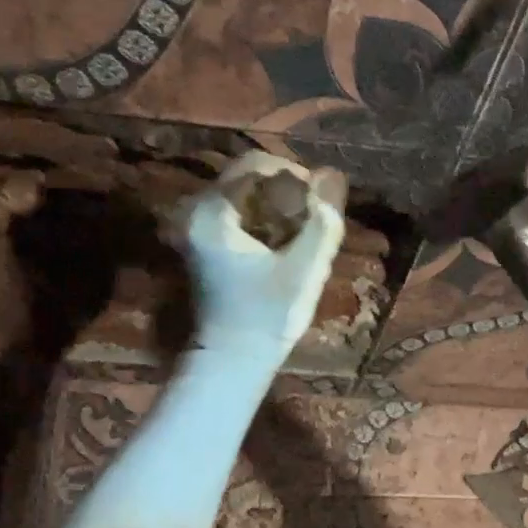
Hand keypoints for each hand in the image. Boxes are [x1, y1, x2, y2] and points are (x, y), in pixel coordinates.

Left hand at [176, 153, 345, 360]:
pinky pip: (234, 216)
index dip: (294, 175)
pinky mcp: (201, 247)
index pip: (256, 165)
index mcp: (211, 212)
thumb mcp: (305, 269)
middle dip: (284, 191)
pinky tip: (281, 245)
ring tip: (301, 232)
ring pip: (241, 197)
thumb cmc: (267, 318)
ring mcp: (194, 230)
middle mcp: (194, 213)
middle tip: (312, 217)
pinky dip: (260, 221)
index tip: (319, 202)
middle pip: (246, 179)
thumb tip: (333, 174)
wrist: (232, 362)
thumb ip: (323, 220)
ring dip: (274, 207)